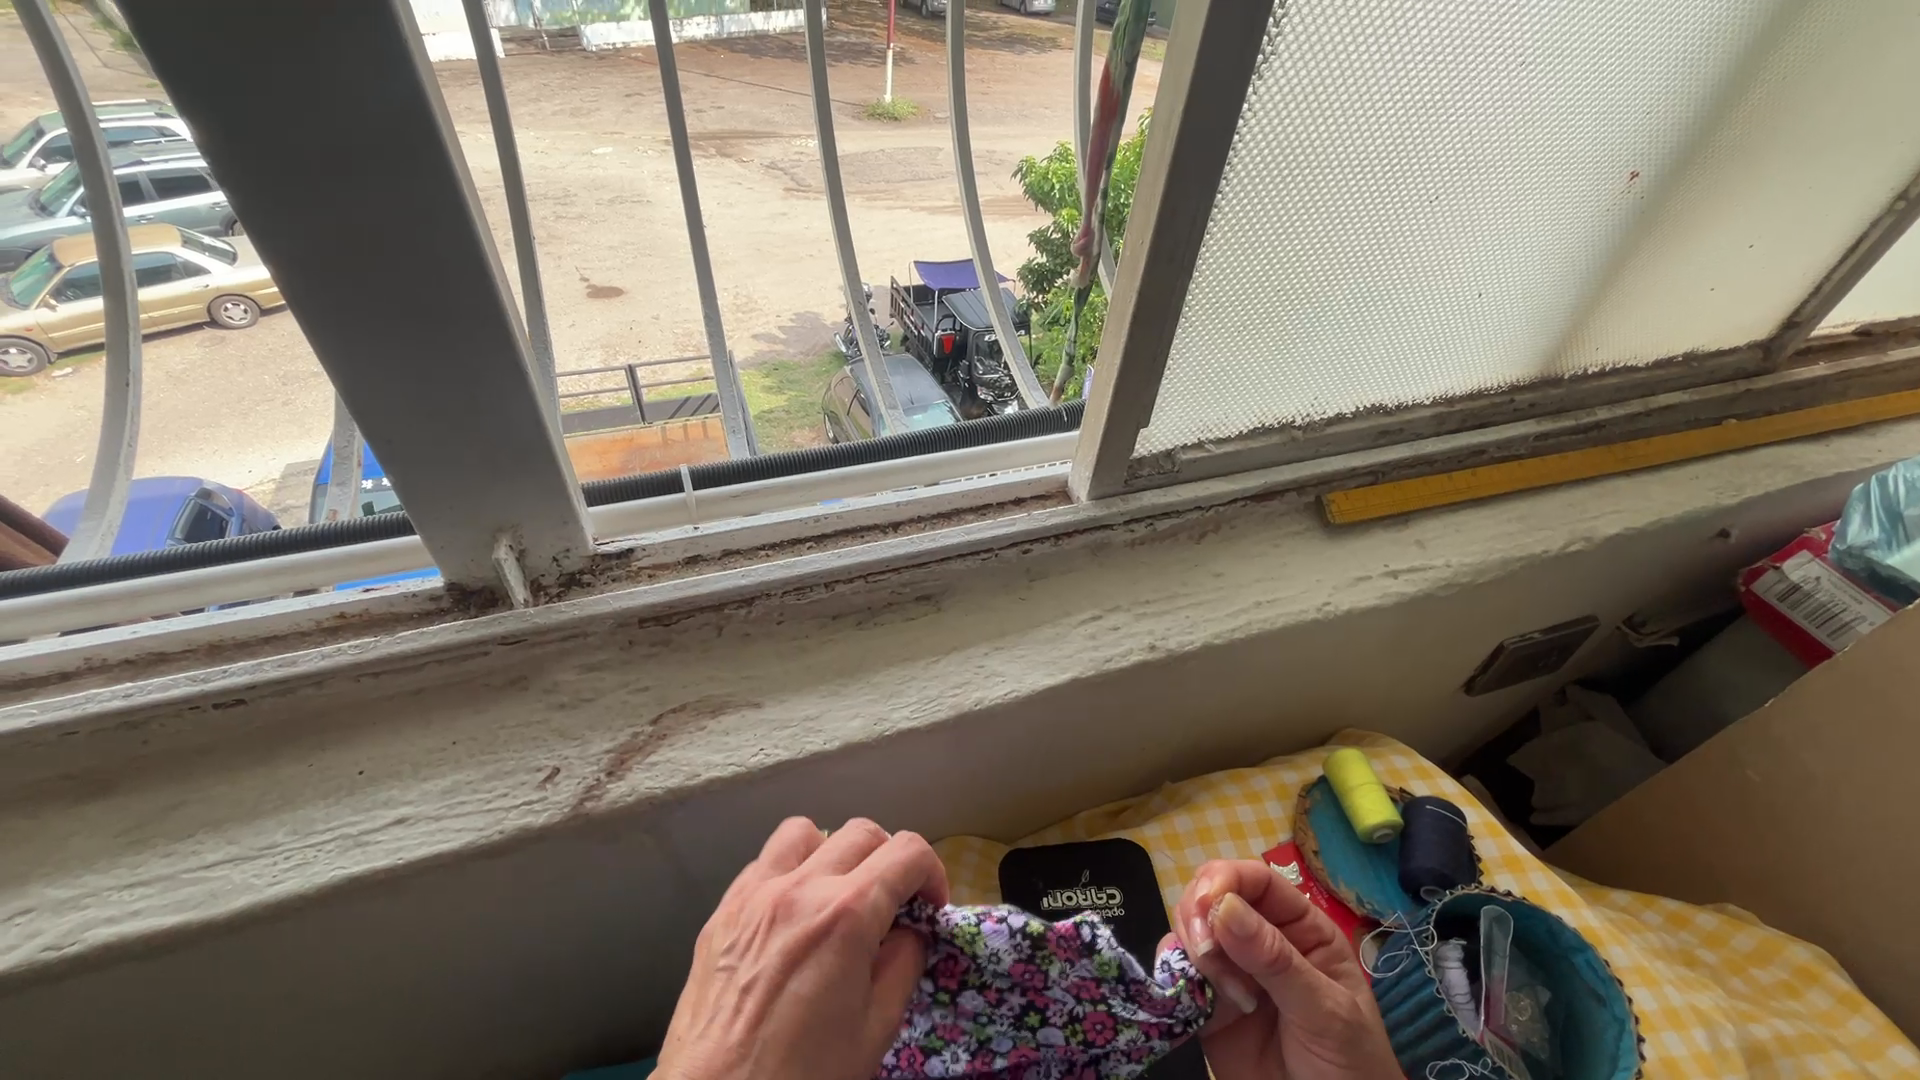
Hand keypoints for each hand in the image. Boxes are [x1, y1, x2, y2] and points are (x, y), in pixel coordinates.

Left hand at [657, 817, 949, 1079]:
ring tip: (837, 894)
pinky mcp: (724, 909)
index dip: (932, 874)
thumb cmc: (803, 1075)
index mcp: (848, 915)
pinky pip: (764, 861)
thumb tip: (910, 931)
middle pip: (863, 832)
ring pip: (807, 831)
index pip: (908, 852)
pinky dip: (789, 871)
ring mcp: (756, 893)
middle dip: (890, 861)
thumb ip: (903, 964)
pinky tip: (792, 913)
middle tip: (892, 905)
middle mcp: (802, 887)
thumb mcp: (876, 1029)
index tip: (930, 908)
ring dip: (833, 853)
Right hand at [1168, 859, 1400, 1079]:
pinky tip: (1193, 1000)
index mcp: (1300, 928)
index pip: (1255, 879)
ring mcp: (1230, 968)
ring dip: (1191, 948)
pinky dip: (1172, 972)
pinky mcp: (1204, 1001)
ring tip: (1221, 994)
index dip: (1225, 880)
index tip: (1206, 904)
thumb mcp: (1325, 1013)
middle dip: (1200, 913)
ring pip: (1188, 925)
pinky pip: (1174, 967)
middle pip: (1211, 892)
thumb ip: (1276, 960)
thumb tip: (1223, 906)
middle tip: (1206, 953)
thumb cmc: (1350, 1070)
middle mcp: (1260, 938)